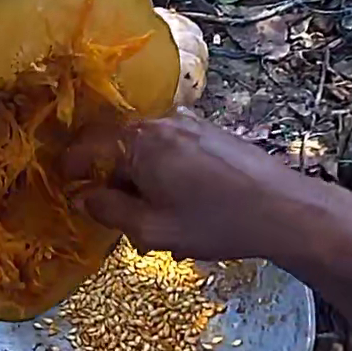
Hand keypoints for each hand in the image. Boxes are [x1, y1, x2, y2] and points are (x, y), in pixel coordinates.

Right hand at [71, 113, 310, 259]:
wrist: (284, 209)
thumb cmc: (215, 222)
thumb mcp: (152, 229)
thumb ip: (109, 211)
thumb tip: (84, 198)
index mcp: (139, 141)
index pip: (87, 146)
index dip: (71, 168)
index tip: (67, 189)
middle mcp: (161, 121)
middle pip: (115, 145)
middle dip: (109, 178)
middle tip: (115, 214)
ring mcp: (188, 122)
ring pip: (143, 147)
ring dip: (136, 177)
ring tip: (153, 214)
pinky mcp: (208, 130)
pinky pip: (167, 146)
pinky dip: (159, 170)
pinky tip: (178, 200)